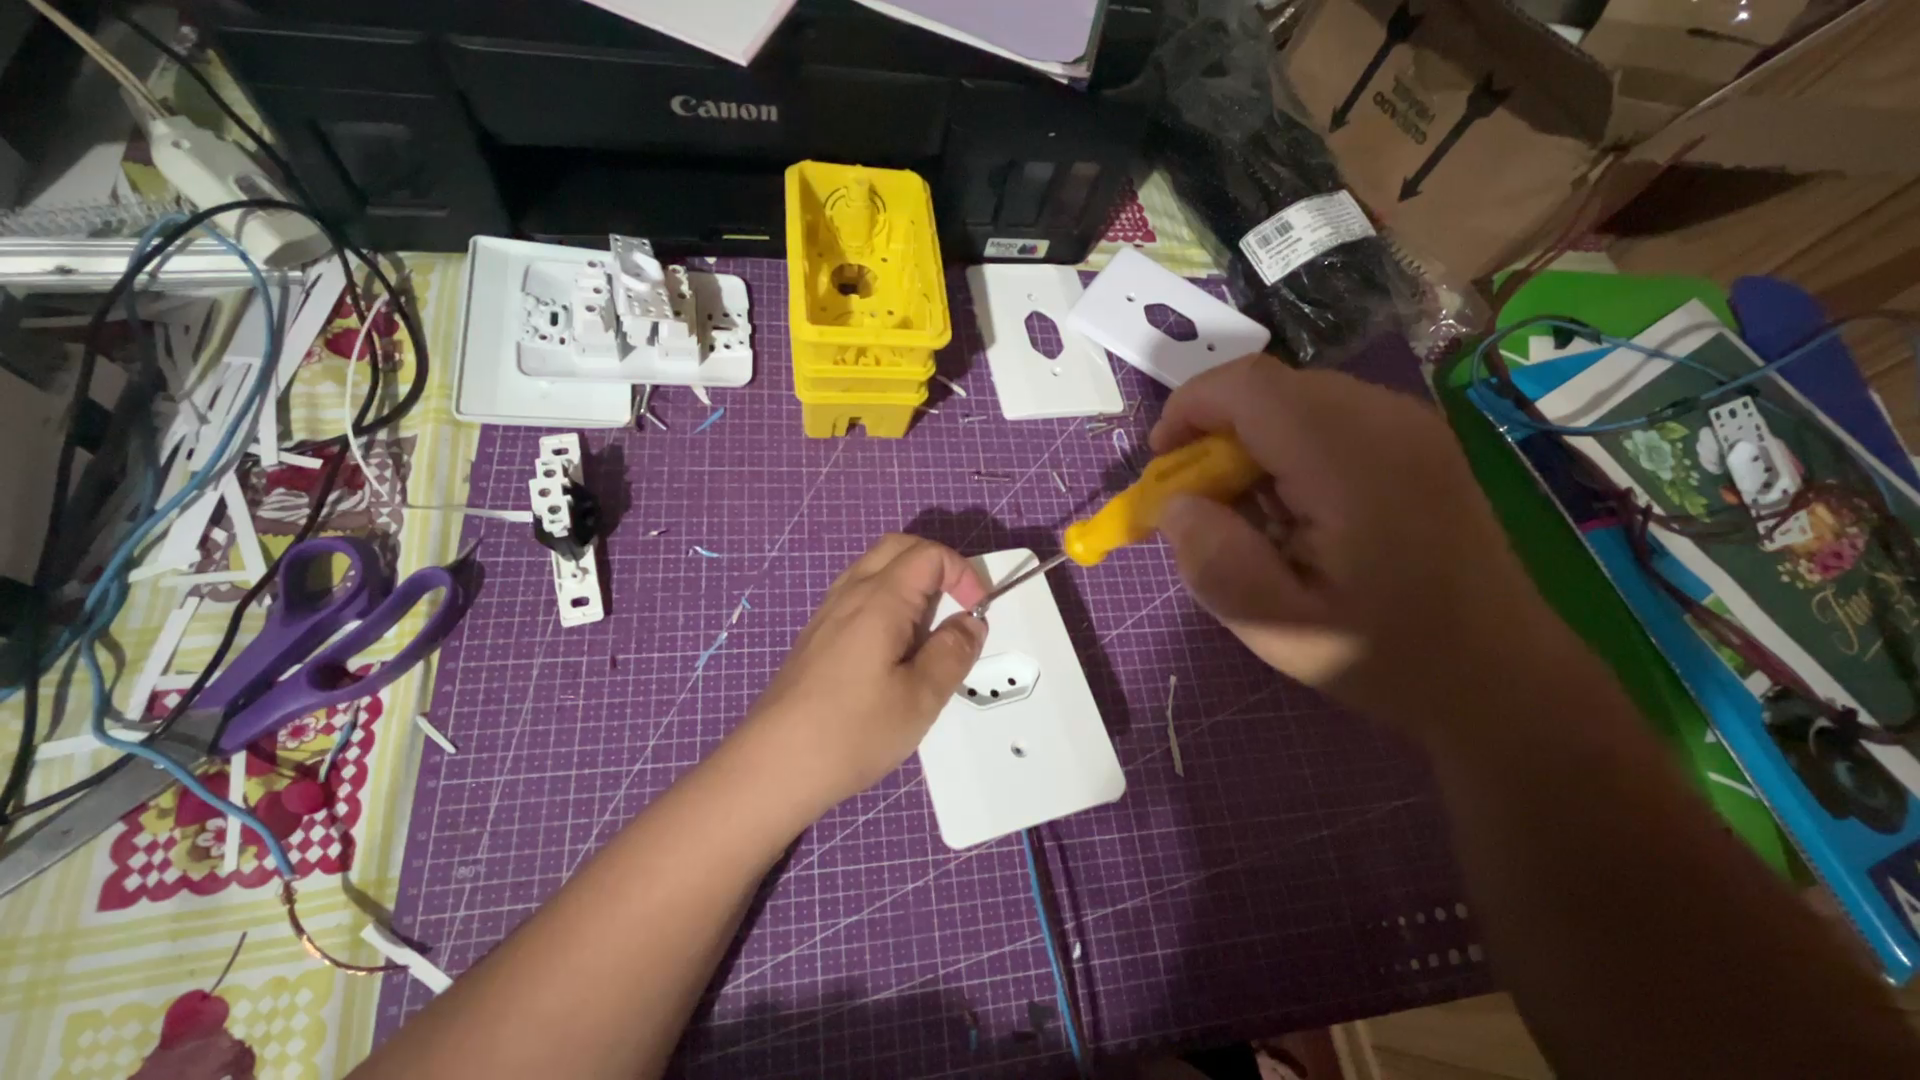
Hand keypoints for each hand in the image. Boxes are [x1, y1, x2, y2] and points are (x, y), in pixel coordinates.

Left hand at [740, 535, 988, 812]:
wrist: (774, 765)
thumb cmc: (852, 732)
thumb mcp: (920, 697)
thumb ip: (952, 653)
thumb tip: (970, 623)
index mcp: (879, 600)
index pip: (928, 555)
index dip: (963, 573)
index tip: (978, 612)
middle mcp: (849, 594)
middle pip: (897, 548)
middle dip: (936, 564)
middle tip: (958, 605)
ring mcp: (827, 615)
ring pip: (873, 570)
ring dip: (910, 583)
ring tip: (929, 631)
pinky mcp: (816, 638)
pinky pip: (858, 596)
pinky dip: (887, 602)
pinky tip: (895, 650)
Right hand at [1150, 356, 1575, 730]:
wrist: (1504, 675)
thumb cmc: (1386, 655)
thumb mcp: (1279, 628)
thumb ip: (1214, 560)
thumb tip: (1175, 504)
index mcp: (1348, 457)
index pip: (1246, 386)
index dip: (1187, 411)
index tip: (1162, 470)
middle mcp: (1386, 419)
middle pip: (1270, 387)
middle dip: (1216, 434)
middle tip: (1203, 506)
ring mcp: (1413, 425)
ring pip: (1300, 399)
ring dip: (1254, 443)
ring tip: (1253, 517)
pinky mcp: (1423, 442)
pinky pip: (1334, 417)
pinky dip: (1292, 448)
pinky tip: (1302, 512)